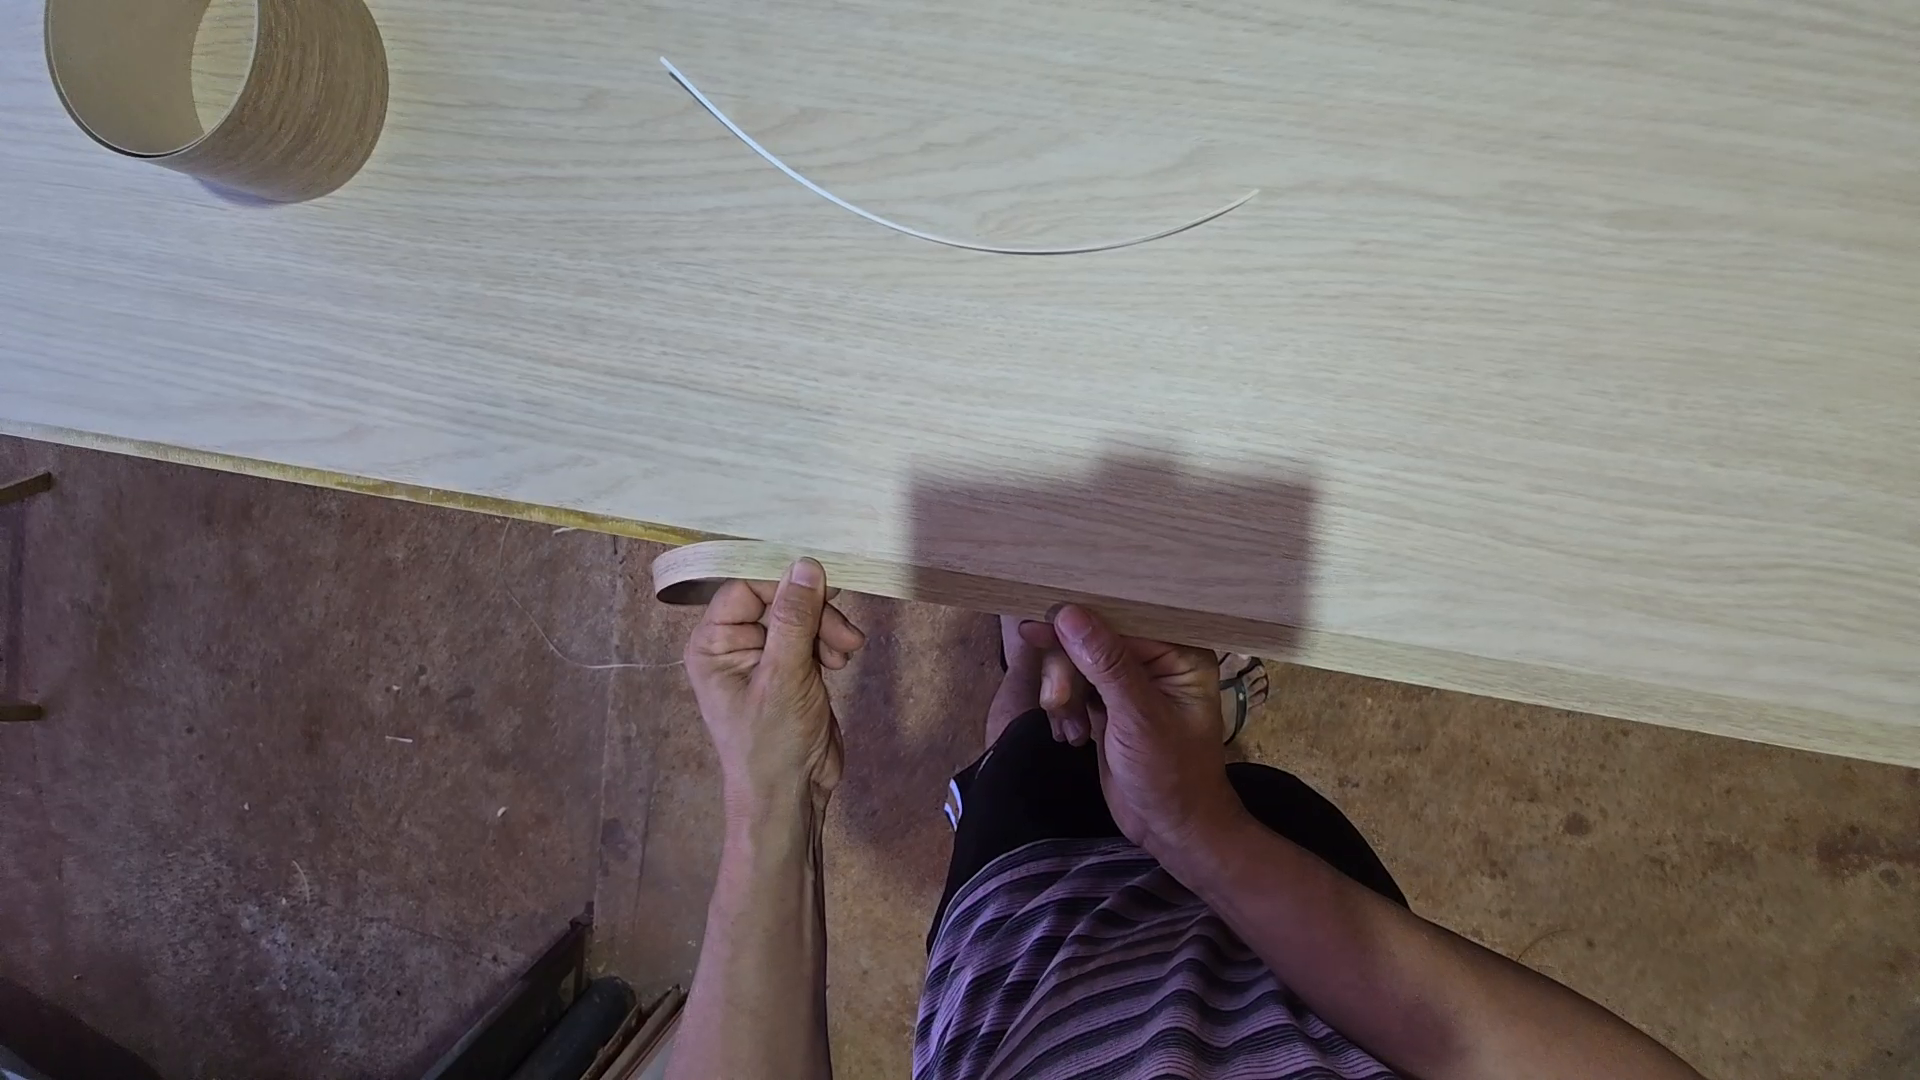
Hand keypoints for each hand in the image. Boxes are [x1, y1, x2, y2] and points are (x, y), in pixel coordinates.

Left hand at [682, 559, 866, 821]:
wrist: (792, 796)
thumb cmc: (773, 742)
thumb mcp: (785, 677)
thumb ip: (795, 619)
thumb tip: (806, 565)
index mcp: (714, 643)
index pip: (747, 589)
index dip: (784, 584)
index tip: (825, 586)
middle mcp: (735, 644)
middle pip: (779, 600)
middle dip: (815, 613)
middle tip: (844, 632)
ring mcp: (766, 656)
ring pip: (802, 616)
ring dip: (829, 629)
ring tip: (845, 653)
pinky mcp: (793, 668)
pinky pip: (813, 636)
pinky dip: (831, 643)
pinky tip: (841, 662)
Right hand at [1028, 606, 1244, 857]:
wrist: (1170, 832)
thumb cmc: (1170, 775)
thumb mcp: (1138, 717)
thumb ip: (1105, 664)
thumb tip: (1068, 613)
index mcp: (1178, 651)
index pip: (1121, 619)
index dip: (1079, 623)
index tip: (1040, 630)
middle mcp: (1155, 657)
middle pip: (1090, 637)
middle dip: (1068, 671)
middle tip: (1056, 702)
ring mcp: (1128, 679)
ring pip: (1075, 661)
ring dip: (1063, 694)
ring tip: (1069, 730)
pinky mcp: (1108, 700)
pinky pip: (1072, 684)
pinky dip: (1064, 707)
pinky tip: (1070, 734)